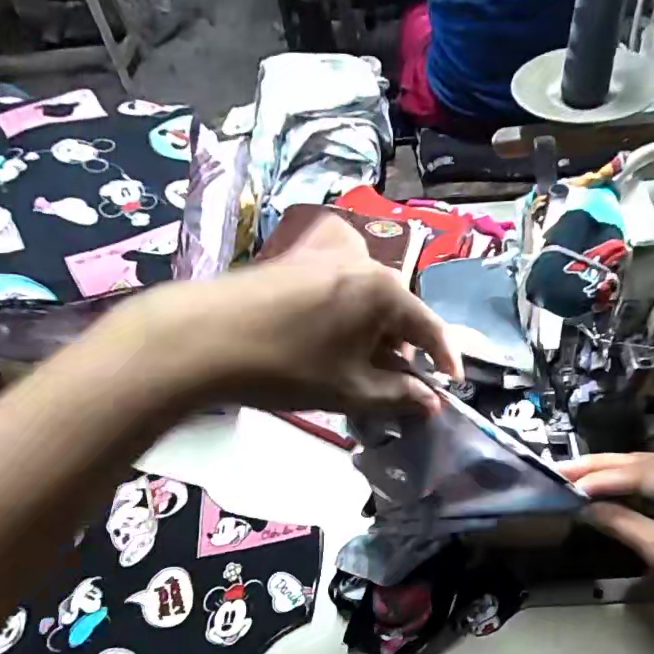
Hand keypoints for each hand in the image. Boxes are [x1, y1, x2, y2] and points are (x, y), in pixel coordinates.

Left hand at [150, 217, 461, 416]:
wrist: (201, 337)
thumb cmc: (286, 367)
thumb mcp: (350, 390)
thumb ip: (399, 396)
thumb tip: (431, 402)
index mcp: (383, 287)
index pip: (429, 326)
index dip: (444, 360)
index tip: (452, 386)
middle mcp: (362, 258)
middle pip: (398, 310)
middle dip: (402, 348)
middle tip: (395, 385)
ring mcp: (325, 251)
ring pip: (368, 299)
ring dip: (373, 334)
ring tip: (359, 371)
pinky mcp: (297, 256)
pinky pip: (340, 288)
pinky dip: (346, 318)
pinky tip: (330, 344)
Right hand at [558, 452, 653, 653]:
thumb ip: (622, 523)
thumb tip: (582, 506)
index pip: (644, 473)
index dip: (601, 477)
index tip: (564, 481)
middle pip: (648, 467)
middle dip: (604, 469)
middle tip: (563, 469)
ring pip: (653, 480)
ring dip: (615, 479)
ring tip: (576, 477)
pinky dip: (631, 497)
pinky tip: (606, 495)